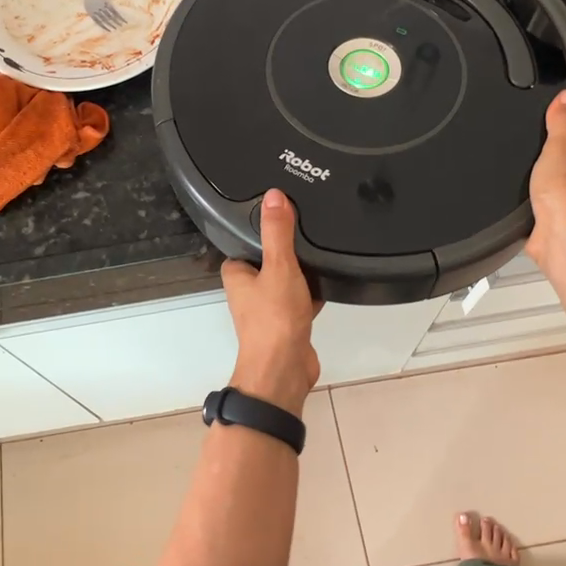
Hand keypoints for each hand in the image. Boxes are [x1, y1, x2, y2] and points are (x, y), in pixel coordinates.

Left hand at [222, 189, 321, 414]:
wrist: (285, 370)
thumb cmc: (274, 319)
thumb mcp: (279, 266)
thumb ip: (278, 231)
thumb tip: (273, 195)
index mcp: (237, 274)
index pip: (246, 242)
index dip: (264, 229)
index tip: (284, 214)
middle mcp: (248, 291)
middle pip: (270, 260)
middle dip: (288, 252)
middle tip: (307, 233)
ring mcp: (269, 308)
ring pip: (288, 280)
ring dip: (303, 274)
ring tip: (320, 255)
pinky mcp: (289, 323)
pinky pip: (302, 299)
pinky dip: (313, 294)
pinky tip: (328, 284)